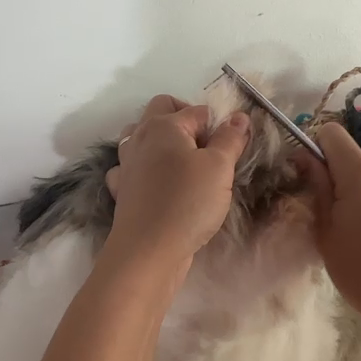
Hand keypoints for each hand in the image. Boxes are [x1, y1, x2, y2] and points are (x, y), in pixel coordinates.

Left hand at [103, 95, 250, 273]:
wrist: (148, 250)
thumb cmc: (188, 202)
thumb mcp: (219, 168)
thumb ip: (230, 138)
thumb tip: (239, 116)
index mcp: (163, 125)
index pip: (198, 111)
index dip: (218, 124)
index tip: (232, 148)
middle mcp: (139, 136)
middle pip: (161, 110)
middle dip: (185, 119)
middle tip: (207, 147)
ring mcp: (126, 162)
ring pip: (141, 136)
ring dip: (161, 141)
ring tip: (183, 162)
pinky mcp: (122, 188)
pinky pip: (131, 167)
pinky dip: (143, 168)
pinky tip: (157, 183)